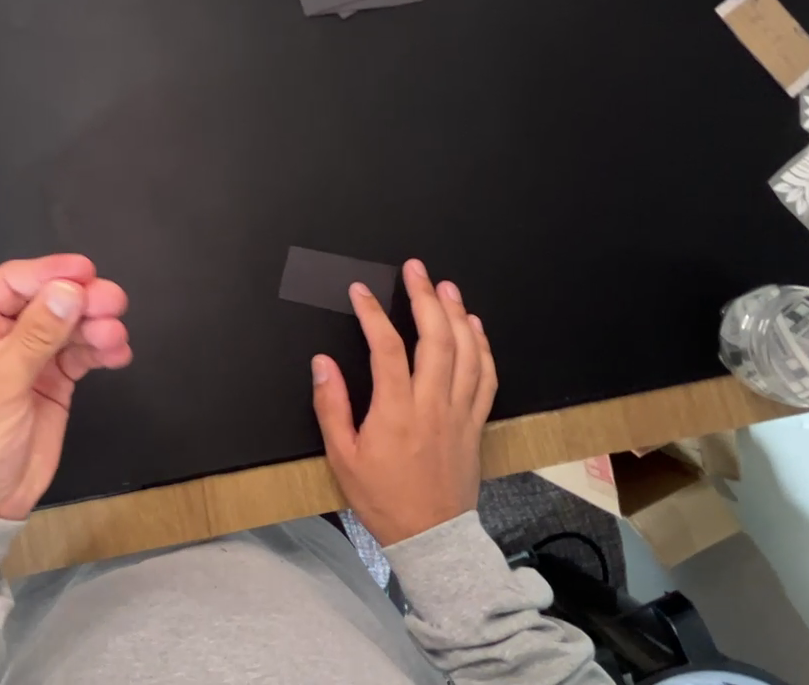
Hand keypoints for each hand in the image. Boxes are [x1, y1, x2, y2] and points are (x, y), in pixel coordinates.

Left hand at [0, 255, 132, 519]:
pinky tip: (118, 353)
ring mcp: (31, 358)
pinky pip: (81, 355)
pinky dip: (101, 350)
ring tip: (117, 335)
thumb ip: (37, 334)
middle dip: (81, 299)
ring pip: (69, 326)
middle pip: (48, 301)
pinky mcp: (54, 382)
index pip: (13, 282)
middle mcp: (3, 334)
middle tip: (115, 301)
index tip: (86, 271)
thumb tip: (70, 290)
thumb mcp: (0, 382)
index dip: (48, 272)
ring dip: (95, 325)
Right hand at [311, 259, 497, 545]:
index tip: (359, 291)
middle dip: (425, 298)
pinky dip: (483, 347)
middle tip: (415, 269)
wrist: (431, 538)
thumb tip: (322, 362)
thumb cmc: (381, 497)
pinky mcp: (476, 424)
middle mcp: (433, 405)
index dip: (372, 314)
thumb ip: (331, 406)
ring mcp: (460, 413)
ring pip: (467, 353)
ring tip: (446, 287)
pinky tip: (474, 327)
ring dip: (457, 315)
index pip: (386, 348)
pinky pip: (487, 378)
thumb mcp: (341, 456)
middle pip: (436, 340)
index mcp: (396, 411)